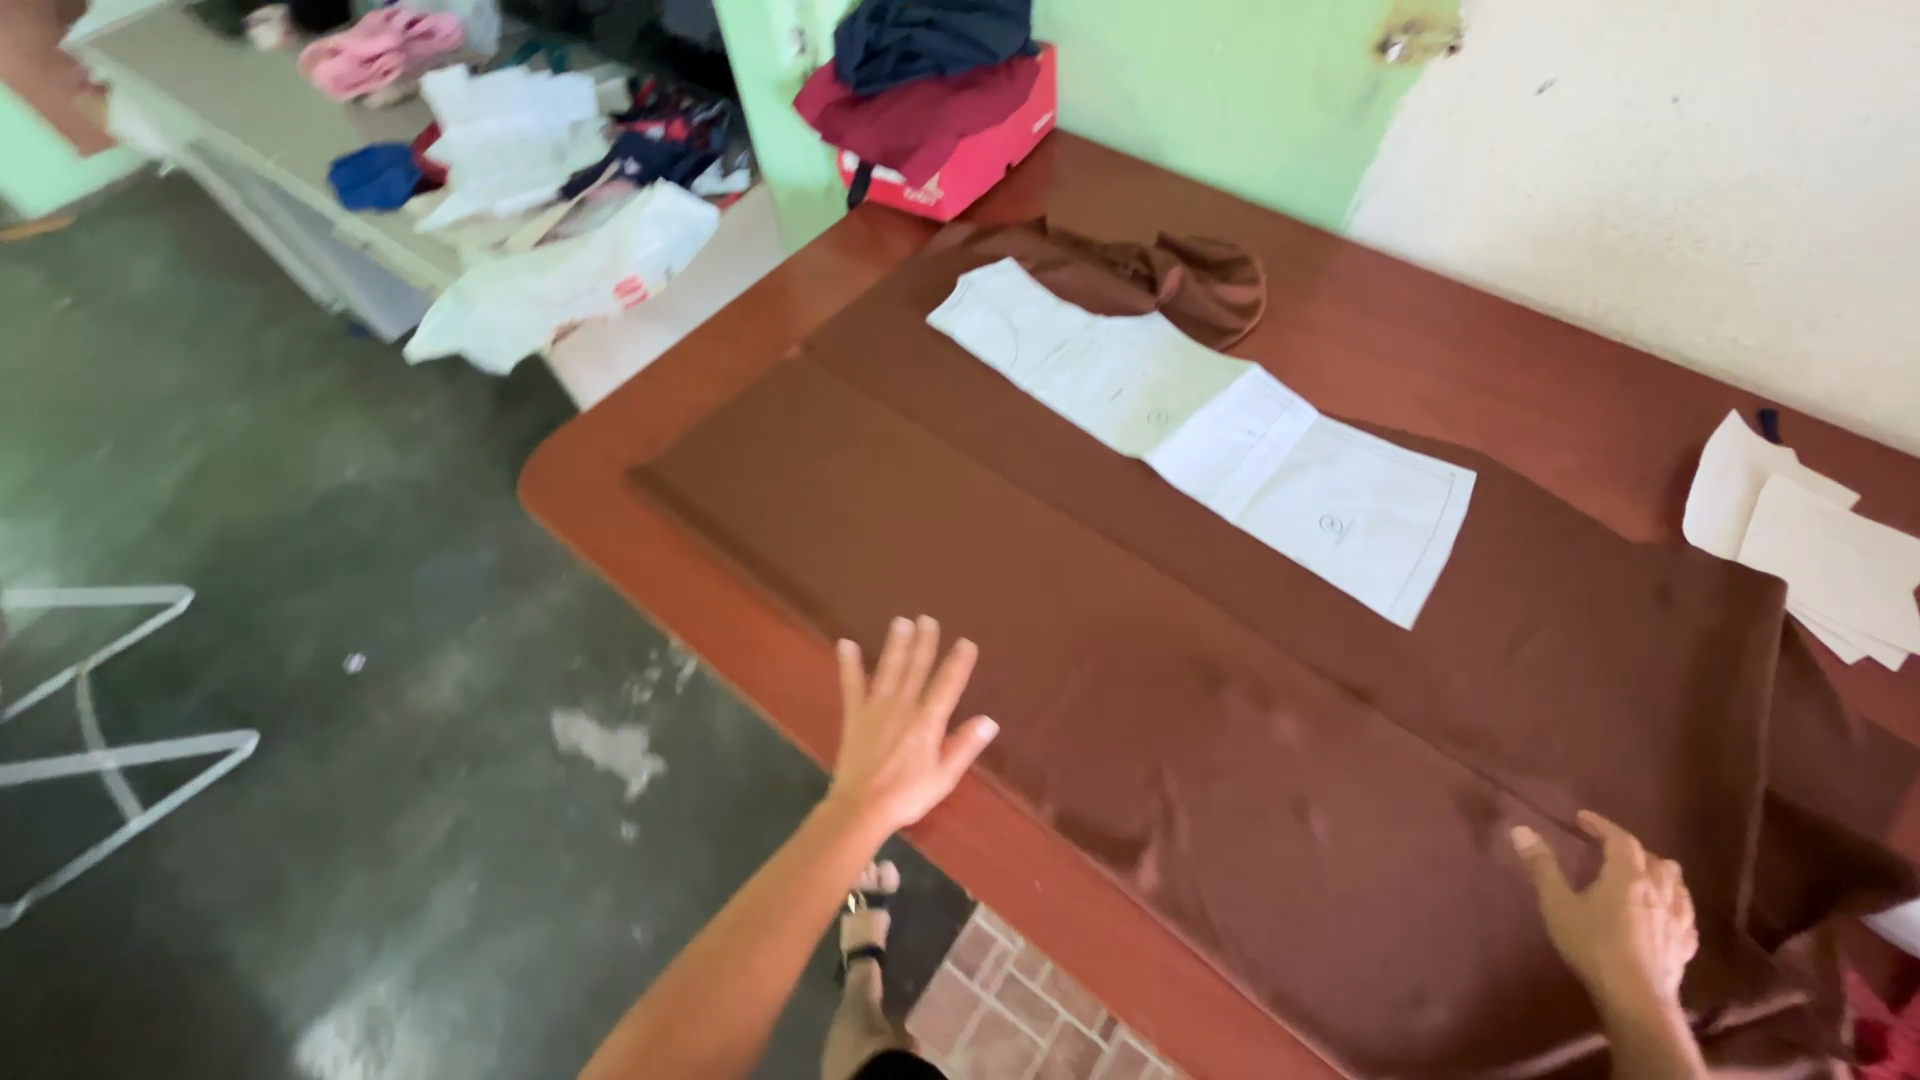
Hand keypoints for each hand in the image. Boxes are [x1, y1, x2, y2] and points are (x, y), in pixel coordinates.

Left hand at [827, 616, 997, 832]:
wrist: (862, 807)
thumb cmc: (908, 795)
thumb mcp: (944, 777)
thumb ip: (965, 746)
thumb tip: (989, 720)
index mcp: (928, 722)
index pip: (947, 685)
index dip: (958, 663)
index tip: (966, 642)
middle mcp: (904, 707)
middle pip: (917, 668)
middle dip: (924, 643)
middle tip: (928, 619)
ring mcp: (876, 708)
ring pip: (889, 669)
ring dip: (896, 644)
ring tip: (901, 621)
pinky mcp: (854, 715)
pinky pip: (851, 685)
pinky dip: (849, 664)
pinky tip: (846, 643)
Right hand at [1512, 811, 1698, 1007]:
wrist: (1635, 997)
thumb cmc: (1592, 944)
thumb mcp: (1557, 903)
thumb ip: (1541, 866)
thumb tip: (1521, 829)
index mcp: (1628, 878)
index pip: (1621, 840)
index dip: (1602, 825)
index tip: (1582, 818)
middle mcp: (1658, 893)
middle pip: (1655, 860)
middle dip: (1633, 848)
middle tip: (1609, 848)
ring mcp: (1676, 920)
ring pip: (1677, 885)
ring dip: (1659, 872)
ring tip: (1641, 874)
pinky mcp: (1684, 945)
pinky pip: (1685, 914)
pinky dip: (1673, 902)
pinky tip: (1664, 911)